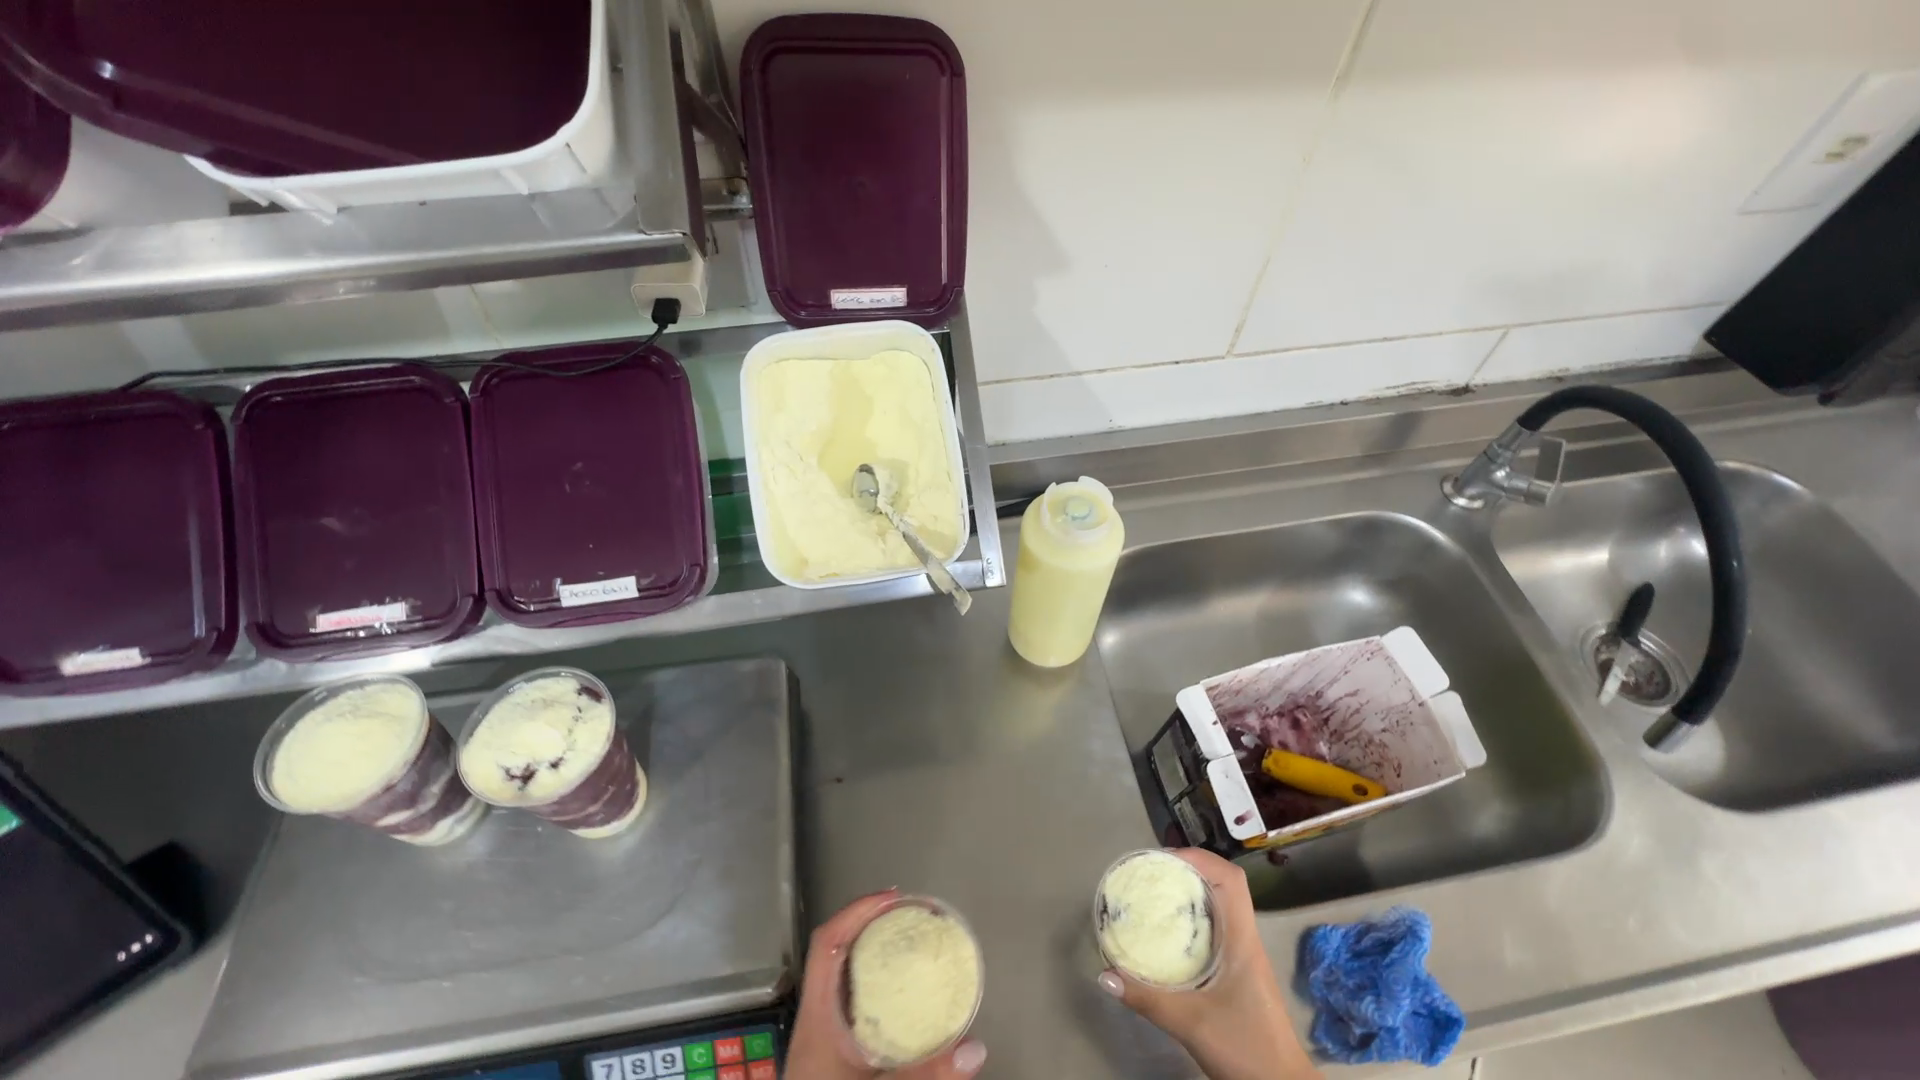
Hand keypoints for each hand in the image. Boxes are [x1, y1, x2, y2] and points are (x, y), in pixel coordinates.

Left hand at [786, 890, 988, 1079]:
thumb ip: (924, 1076)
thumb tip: (976, 1049)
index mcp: (818, 1019)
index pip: (828, 945)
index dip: (856, 913)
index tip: (892, 899)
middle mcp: (815, 1022)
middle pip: (834, 957)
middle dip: (870, 930)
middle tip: (910, 920)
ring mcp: (821, 1042)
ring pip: (842, 983)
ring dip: (873, 960)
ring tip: (910, 949)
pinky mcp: (831, 1059)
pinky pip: (853, 1008)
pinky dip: (878, 993)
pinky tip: (905, 1004)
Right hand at [1098, 850, 1319, 1079]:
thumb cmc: (1246, 1049)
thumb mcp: (1191, 1024)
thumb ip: (1147, 998)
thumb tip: (1104, 973)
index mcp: (1243, 941)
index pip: (1230, 880)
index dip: (1200, 859)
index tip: (1163, 860)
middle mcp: (1246, 942)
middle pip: (1223, 888)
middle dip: (1188, 873)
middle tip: (1150, 877)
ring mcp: (1245, 960)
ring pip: (1220, 911)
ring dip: (1190, 898)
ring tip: (1153, 899)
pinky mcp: (1239, 978)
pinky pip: (1216, 935)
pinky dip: (1192, 926)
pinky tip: (1167, 941)